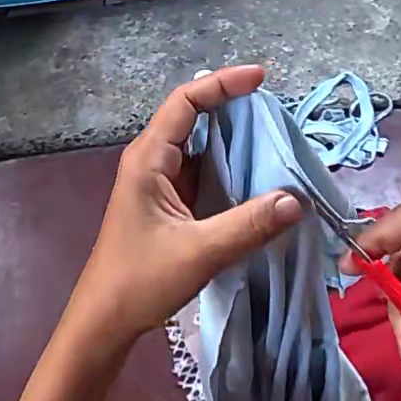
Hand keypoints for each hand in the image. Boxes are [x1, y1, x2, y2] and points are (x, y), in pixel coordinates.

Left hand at [66, 66, 305, 344]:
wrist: (104, 323)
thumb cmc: (139, 281)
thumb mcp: (199, 252)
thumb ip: (248, 224)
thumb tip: (297, 199)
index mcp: (149, 158)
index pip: (186, 101)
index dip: (223, 83)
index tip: (260, 77)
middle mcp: (154, 159)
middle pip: (194, 113)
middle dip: (232, 103)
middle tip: (275, 106)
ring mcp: (162, 179)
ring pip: (201, 141)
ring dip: (234, 132)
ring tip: (274, 131)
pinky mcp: (172, 200)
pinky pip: (205, 166)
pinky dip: (231, 160)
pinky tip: (258, 167)